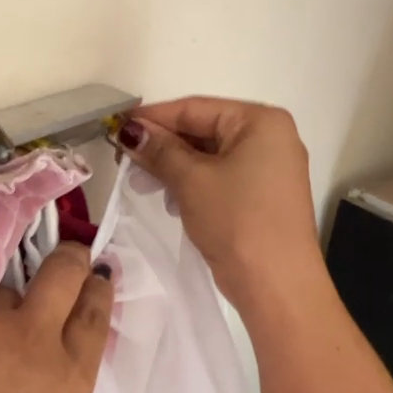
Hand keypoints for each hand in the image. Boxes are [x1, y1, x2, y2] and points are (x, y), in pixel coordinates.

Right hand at [116, 96, 322, 310]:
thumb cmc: (237, 221)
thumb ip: (158, 150)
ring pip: (210, 156)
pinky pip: (220, 177)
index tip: (116, 127)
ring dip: (174, 166)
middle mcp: (270, 138)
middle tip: (125, 159)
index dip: (153, 117)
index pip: (195, 108)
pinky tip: (170, 199)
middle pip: (204, 130)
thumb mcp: (191, 181)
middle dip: (163, 145)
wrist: (276, 284)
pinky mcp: (262, 196)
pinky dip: (193, 183)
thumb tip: (129, 130)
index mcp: (261, 121)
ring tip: (143, 183)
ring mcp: (269, 169)